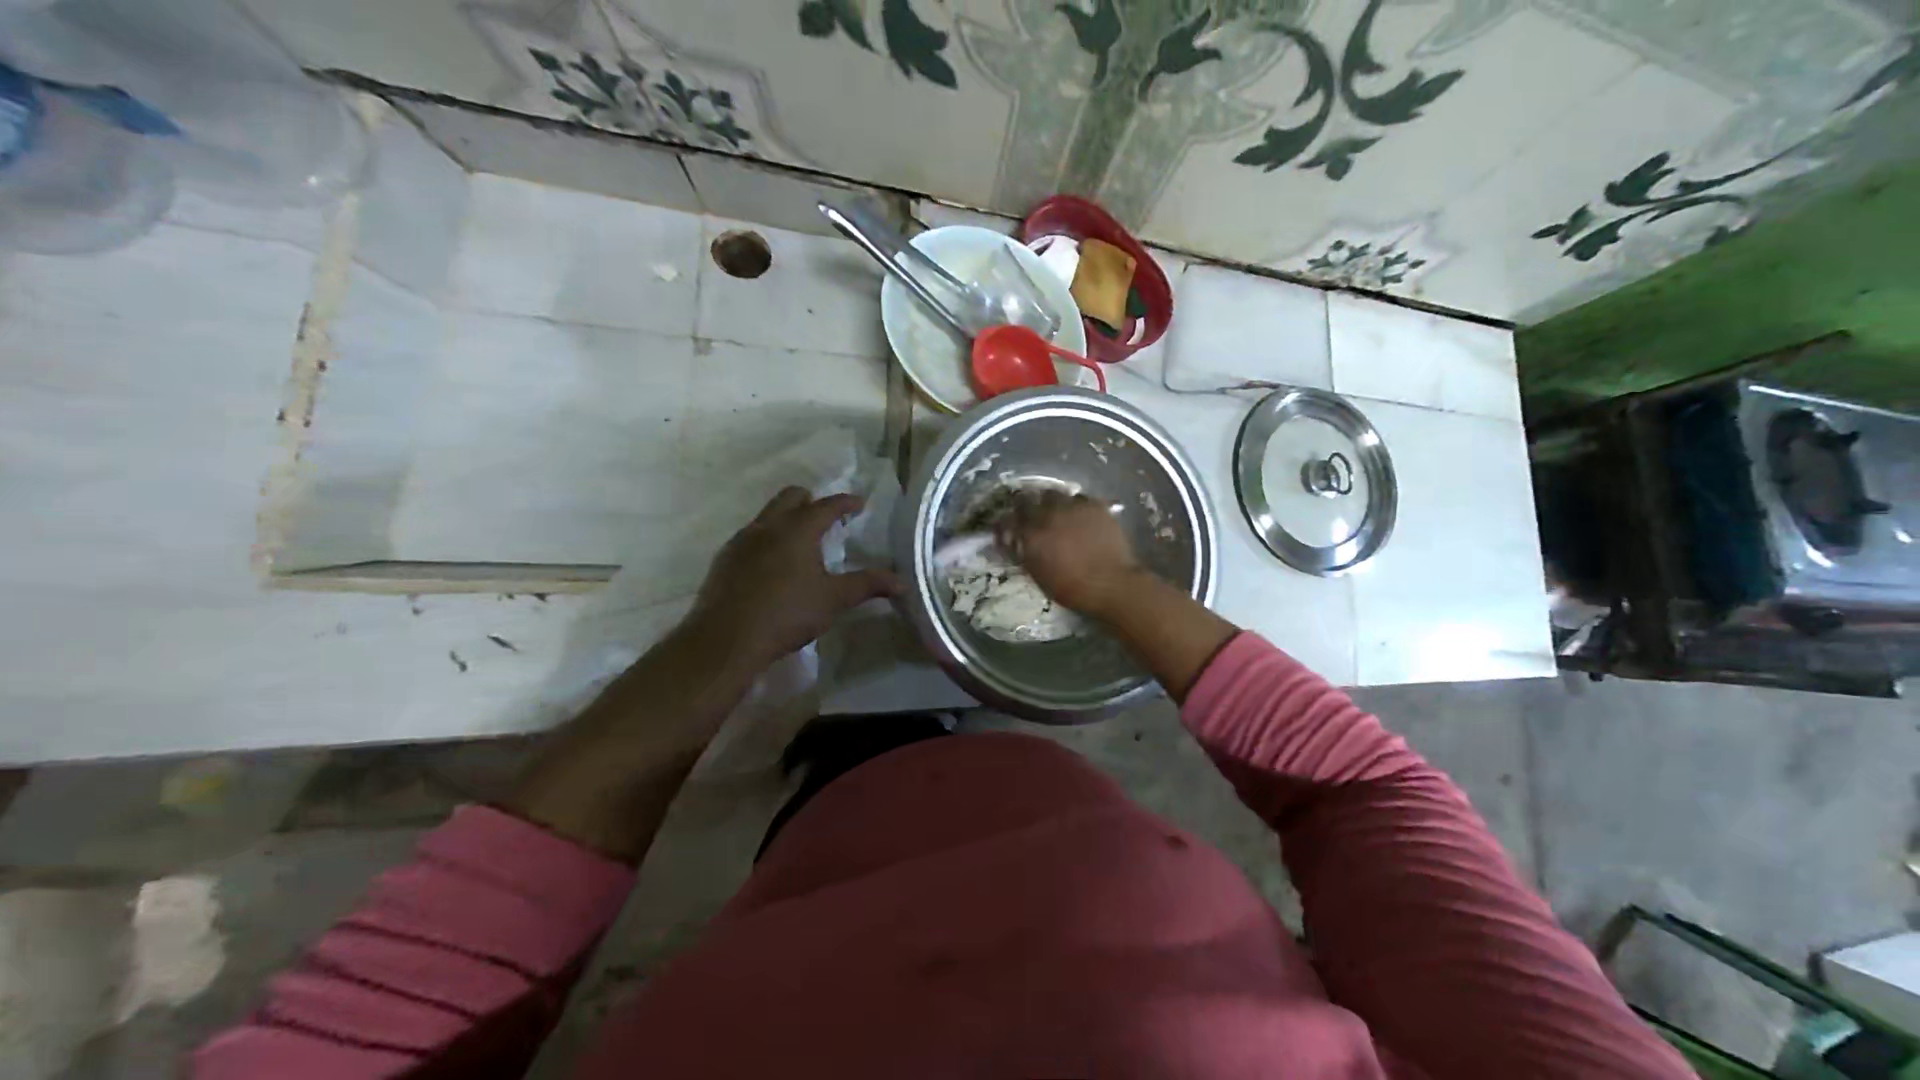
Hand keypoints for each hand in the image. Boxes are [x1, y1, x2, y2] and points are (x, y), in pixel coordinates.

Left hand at [689, 487, 899, 668]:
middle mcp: (767, 526)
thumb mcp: (833, 600)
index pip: (826, 505)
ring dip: (786, 520)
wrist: (727, 639)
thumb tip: (902, 582)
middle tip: (827, 519)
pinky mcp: (724, 559)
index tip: (859, 504)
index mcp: (797, 529)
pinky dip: (767, 540)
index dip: (845, 502)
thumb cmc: (787, 614)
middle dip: (811, 502)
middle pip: (790, 497)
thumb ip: (867, 585)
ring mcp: (741, 541)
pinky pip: (750, 537)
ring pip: (767, 516)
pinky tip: (772, 566)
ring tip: (801, 543)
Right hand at [1004, 490, 1147, 620]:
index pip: (1009, 518)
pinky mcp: (1095, 505)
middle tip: (1032, 512)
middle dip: (1028, 504)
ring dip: (1053, 502)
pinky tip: (1081, 516)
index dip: (1006, 520)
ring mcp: (1072, 507)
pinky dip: (1077, 506)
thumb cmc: (1072, 588)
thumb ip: (1025, 554)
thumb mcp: (1039, 575)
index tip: (1008, 524)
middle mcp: (1048, 514)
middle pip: (1030, 498)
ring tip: (1059, 511)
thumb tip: (1015, 542)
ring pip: (1056, 493)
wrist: (1110, 583)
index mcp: (1031, 534)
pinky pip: (1080, 499)